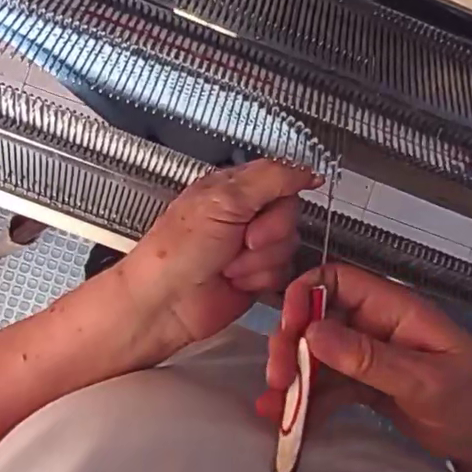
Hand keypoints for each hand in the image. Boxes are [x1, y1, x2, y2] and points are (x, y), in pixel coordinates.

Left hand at [114, 159, 316, 358]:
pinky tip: (235, 280)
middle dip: (268, 232)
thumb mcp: (223, 200)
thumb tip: (306, 169)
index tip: (269, 208)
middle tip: (242, 239)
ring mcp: (251, 247)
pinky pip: (283, 273)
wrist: (166, 301)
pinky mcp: (256, 276)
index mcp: (233, 189)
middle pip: (289, 215)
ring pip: (288, 246)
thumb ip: (270, 178)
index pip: (281, 179)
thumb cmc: (176, 250)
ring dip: (259, 259)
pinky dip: (259, 279)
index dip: (282, 195)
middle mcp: (244, 215)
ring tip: (229, 263)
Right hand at [258, 263, 471, 467]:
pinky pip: (328, 387)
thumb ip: (369, 357)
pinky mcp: (366, 385)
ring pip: (317, 358)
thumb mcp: (425, 380)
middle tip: (277, 379)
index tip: (286, 327)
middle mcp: (376, 326)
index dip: (305, 296)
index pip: (337, 281)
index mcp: (394, 308)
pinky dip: (307, 402)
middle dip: (291, 346)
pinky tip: (288, 421)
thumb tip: (312, 333)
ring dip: (293, 380)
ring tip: (272, 408)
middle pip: (317, 321)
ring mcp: (369, 357)